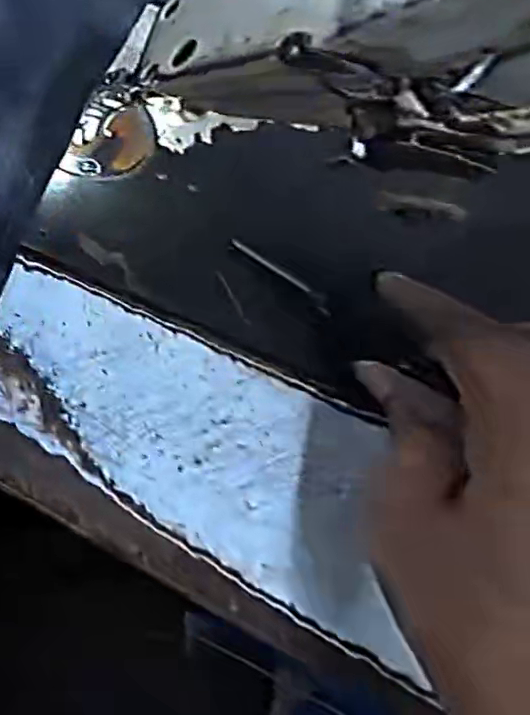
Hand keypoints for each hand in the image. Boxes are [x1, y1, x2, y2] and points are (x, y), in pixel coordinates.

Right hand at [358, 274, 529, 714]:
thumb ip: (413, 441)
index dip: (435, 309)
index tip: (391, 287)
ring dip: (524, 377)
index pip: (488, 348)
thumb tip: (389, 377)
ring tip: (475, 386)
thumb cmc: (476, 618)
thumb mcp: (410, 524)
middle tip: (434, 341)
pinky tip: (505, 432)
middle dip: (497, 340)